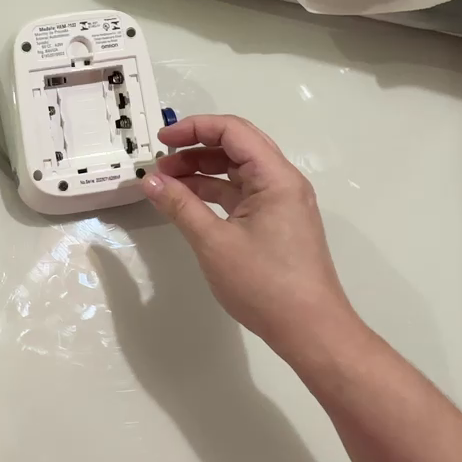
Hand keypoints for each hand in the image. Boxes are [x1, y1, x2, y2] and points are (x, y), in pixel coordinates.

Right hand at [140, 114, 356, 354]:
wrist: (312, 333)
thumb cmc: (265, 284)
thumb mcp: (214, 243)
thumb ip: (180, 206)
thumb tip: (149, 180)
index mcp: (276, 177)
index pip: (232, 131)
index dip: (194, 128)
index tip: (161, 141)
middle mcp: (283, 182)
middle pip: (236, 145)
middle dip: (195, 146)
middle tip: (161, 158)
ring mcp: (281, 203)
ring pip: (237, 169)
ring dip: (201, 169)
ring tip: (166, 182)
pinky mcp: (276, 222)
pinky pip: (241, 192)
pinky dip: (213, 191)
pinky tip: (187, 201)